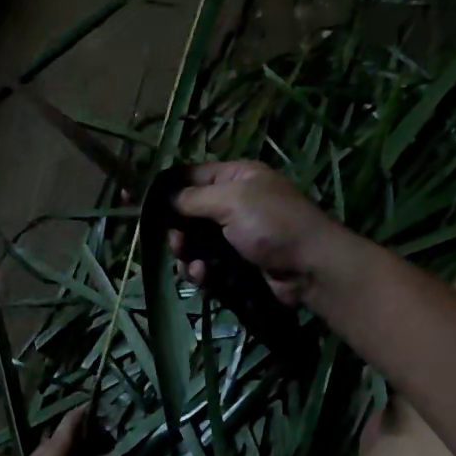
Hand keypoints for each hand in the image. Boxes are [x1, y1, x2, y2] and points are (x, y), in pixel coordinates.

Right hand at [169, 161, 356, 305]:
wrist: (310, 268)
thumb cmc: (273, 224)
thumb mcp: (232, 200)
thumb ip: (194, 198)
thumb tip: (165, 198)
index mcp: (237, 176)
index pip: (191, 176)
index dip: (168, 191)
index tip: (144, 208)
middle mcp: (236, 203)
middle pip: (190, 215)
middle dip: (177, 232)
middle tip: (177, 246)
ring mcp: (238, 236)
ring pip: (196, 245)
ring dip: (188, 257)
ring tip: (195, 268)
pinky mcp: (240, 266)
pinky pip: (210, 267)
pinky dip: (203, 273)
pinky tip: (205, 278)